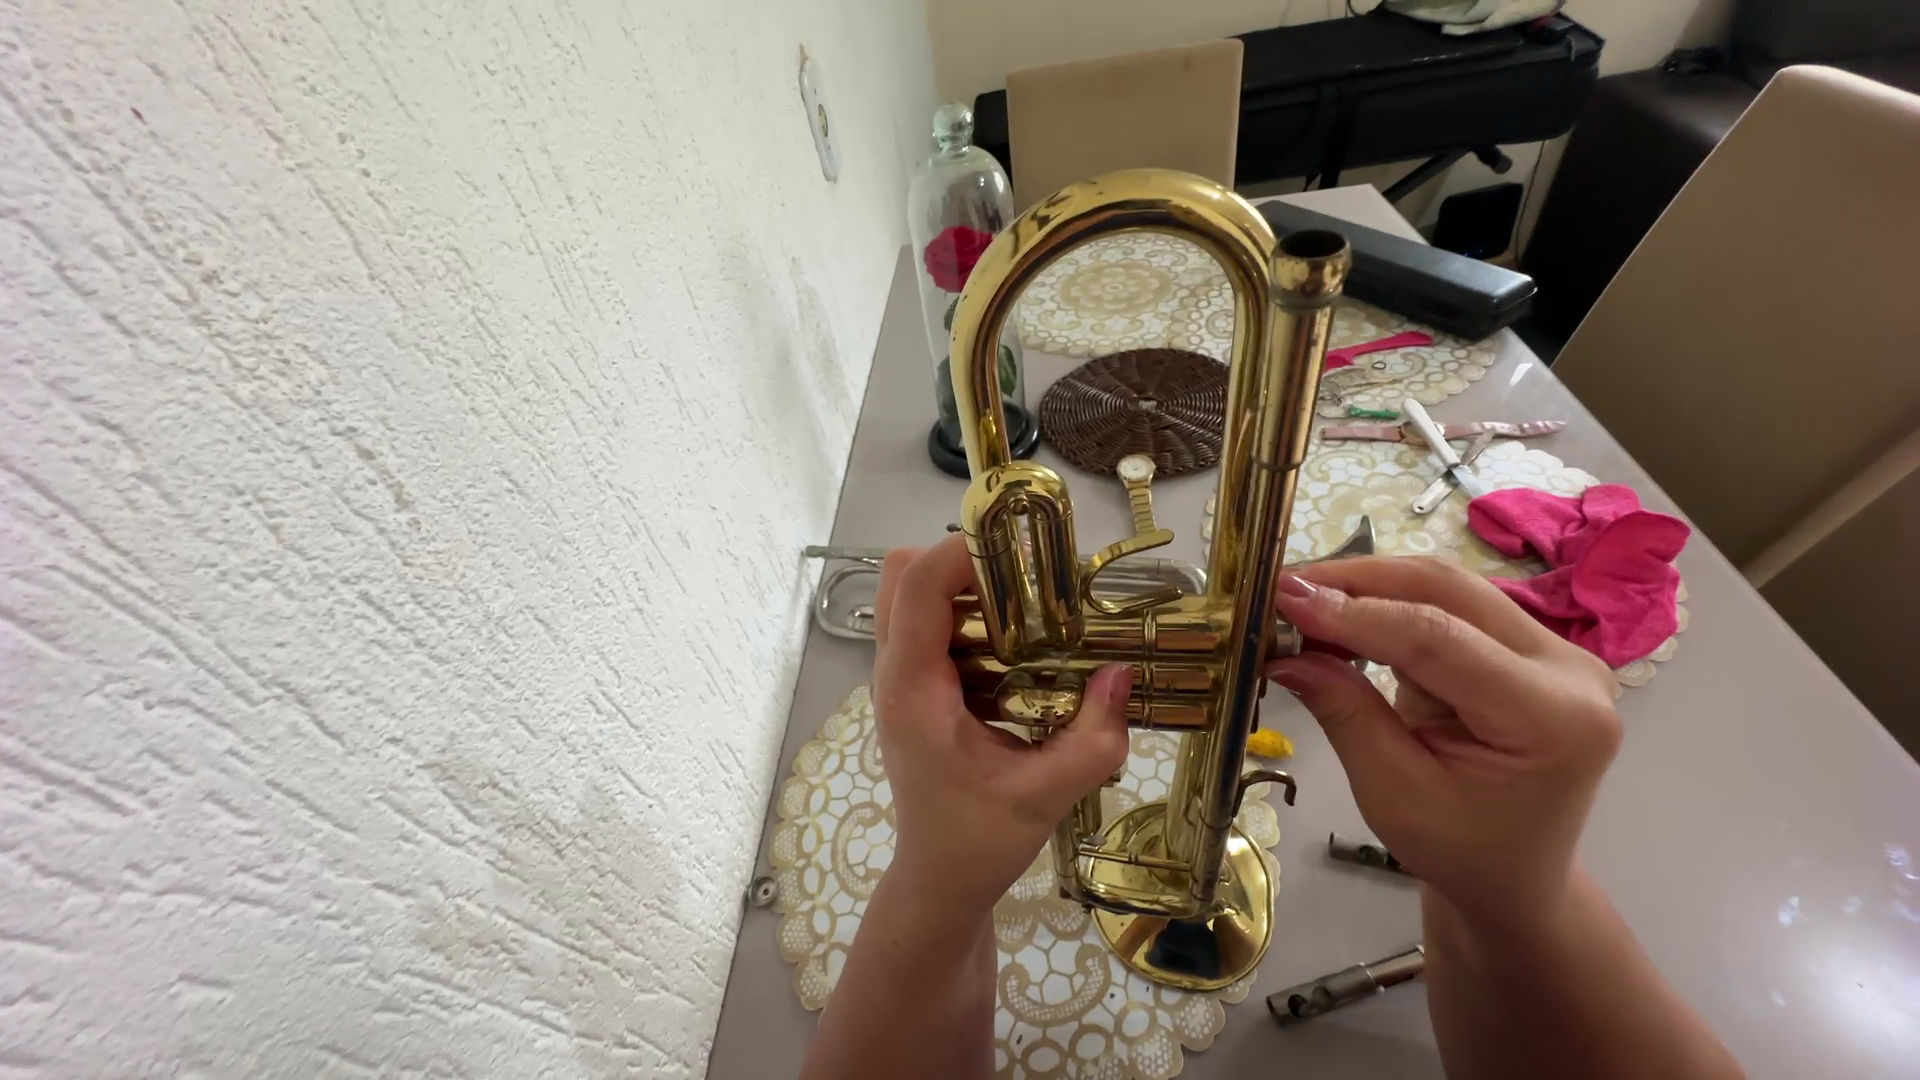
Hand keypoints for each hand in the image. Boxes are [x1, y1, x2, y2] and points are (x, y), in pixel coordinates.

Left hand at [871, 535, 1131, 915]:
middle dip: (960, 559)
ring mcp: (895, 677)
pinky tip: (1009, 640)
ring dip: (959, 582)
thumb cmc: (978, 843)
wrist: (938, 879)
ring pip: (907, 592)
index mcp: (912, 690)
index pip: (917, 586)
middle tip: (1024, 579)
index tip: (1025, 551)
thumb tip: (1121, 675)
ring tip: (1020, 603)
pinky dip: (959, 608)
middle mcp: (892, 673)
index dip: (963, 550)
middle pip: (900, 575)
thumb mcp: (1044, 797)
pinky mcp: (910, 685)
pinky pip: (922, 619)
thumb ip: (1091, 741)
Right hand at [1267, 556, 1621, 929]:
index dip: (1355, 612)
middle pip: (1447, 590)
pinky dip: (1381, 601)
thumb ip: (1344, 712)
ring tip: (1299, 600)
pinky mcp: (1522, 642)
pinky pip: (1443, 601)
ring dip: (1365, 585)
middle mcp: (1566, 667)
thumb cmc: (1459, 849)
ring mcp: (1549, 648)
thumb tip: (1283, 652)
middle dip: (1356, 581)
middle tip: (1281, 589)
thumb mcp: (1391, 791)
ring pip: (1443, 585)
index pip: (1439, 637)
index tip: (1282, 599)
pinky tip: (1335, 614)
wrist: (1514, 872)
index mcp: (1552, 718)